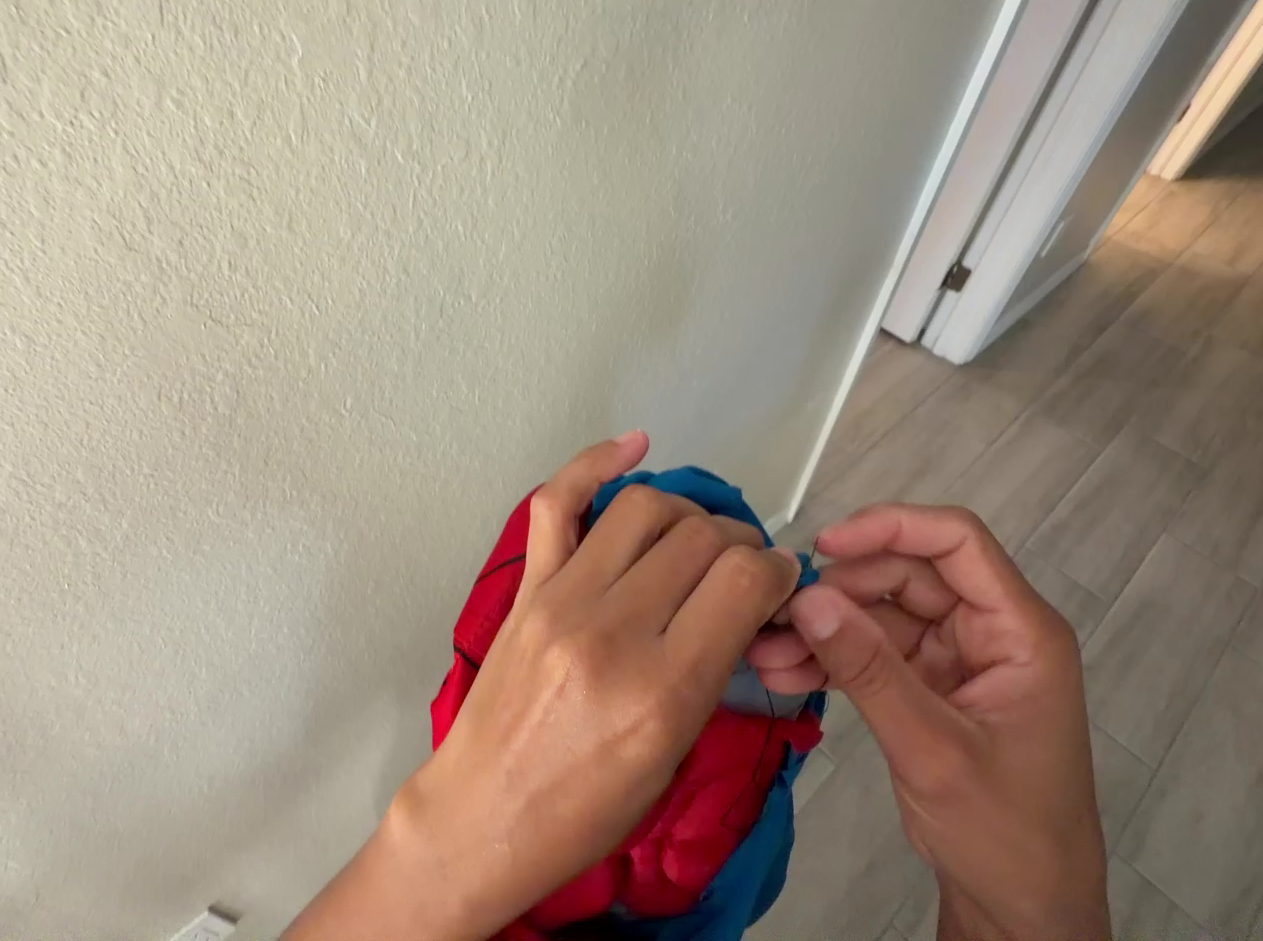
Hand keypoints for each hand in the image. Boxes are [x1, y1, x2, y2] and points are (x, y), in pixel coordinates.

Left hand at [285, 434, 801, 940]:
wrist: (484, 816)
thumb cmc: (586, 810)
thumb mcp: (676, 754)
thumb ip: (716, 668)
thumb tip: (749, 601)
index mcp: (662, 689)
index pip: (744, 580)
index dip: (777, 571)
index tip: (778, 583)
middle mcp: (612, 631)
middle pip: (701, 537)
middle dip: (741, 542)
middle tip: (743, 567)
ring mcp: (560, 600)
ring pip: (644, 507)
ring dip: (688, 513)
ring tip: (697, 538)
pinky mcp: (526, 588)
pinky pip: (556, 503)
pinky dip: (594, 463)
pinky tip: (633, 446)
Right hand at [746, 505, 1108, 940]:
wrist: (1021, 912)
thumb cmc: (1006, 833)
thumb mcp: (933, 749)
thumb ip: (870, 670)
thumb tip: (808, 600)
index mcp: (1018, 629)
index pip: (956, 542)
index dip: (890, 528)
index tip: (825, 547)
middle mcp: (985, 629)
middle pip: (903, 574)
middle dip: (838, 590)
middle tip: (778, 614)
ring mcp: (953, 655)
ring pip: (876, 611)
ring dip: (821, 627)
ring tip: (765, 650)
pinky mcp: (924, 682)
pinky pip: (868, 649)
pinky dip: (828, 658)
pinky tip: (784, 673)